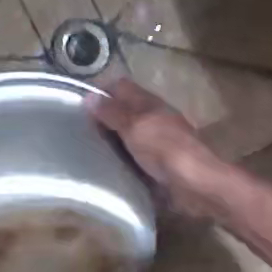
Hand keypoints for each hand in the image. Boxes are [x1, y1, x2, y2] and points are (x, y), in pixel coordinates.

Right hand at [87, 80, 226, 216]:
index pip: (121, 87)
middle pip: (125, 111)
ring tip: (87, 151)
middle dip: (104, 118)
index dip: (101, 91)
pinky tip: (109, 169)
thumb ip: (112, 113)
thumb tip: (89, 96)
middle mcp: (155, 118)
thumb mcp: (134, 127)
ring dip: (113, 141)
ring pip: (130, 135)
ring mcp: (160, 142)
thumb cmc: (164, 149)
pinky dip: (124, 160)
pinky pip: (136, 157)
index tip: (77, 105)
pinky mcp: (161, 164)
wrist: (195, 184)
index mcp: (150, 103)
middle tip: (77, 131)